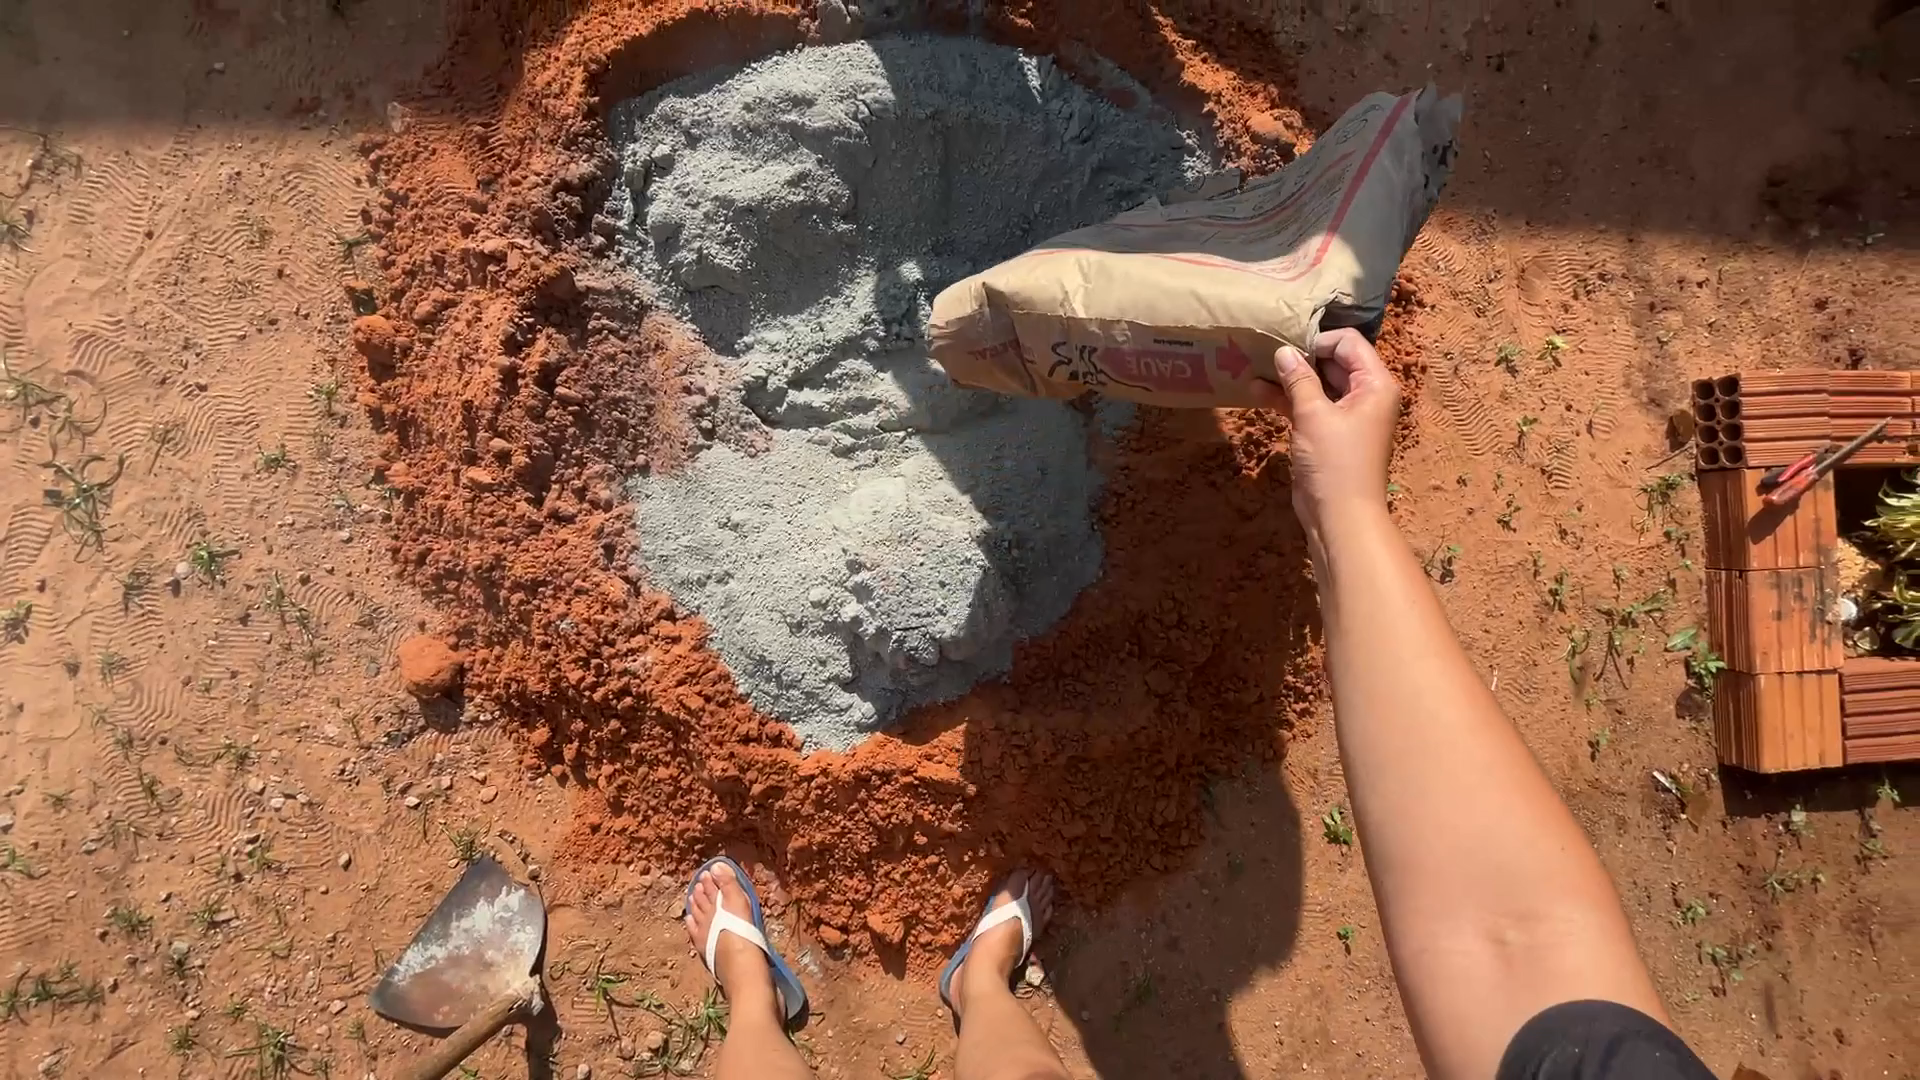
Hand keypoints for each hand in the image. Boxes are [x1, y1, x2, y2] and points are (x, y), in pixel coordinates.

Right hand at [1249, 328, 1401, 534]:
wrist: (1339, 514)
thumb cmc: (1334, 462)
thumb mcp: (1314, 416)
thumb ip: (1299, 380)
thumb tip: (1282, 351)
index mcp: (1375, 384)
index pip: (1348, 344)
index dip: (1317, 340)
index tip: (1285, 347)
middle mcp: (1365, 394)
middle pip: (1333, 362)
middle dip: (1300, 357)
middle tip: (1265, 353)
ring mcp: (1345, 415)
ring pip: (1317, 385)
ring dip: (1289, 379)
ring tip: (1254, 369)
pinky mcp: (1326, 432)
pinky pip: (1308, 405)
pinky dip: (1287, 399)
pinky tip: (1258, 391)